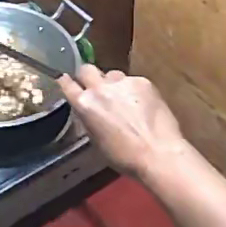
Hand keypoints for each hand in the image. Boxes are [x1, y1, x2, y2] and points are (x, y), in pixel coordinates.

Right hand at [57, 65, 192, 178]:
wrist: (159, 155)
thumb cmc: (124, 157)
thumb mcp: (95, 139)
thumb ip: (87, 117)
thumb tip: (88, 109)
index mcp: (84, 104)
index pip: (66, 82)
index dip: (66, 81)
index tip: (67, 81)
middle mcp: (99, 89)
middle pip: (86, 69)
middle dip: (88, 76)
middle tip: (96, 88)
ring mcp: (121, 83)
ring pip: (111, 74)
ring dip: (113, 84)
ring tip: (124, 99)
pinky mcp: (142, 81)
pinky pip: (132, 81)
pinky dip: (134, 90)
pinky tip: (143, 105)